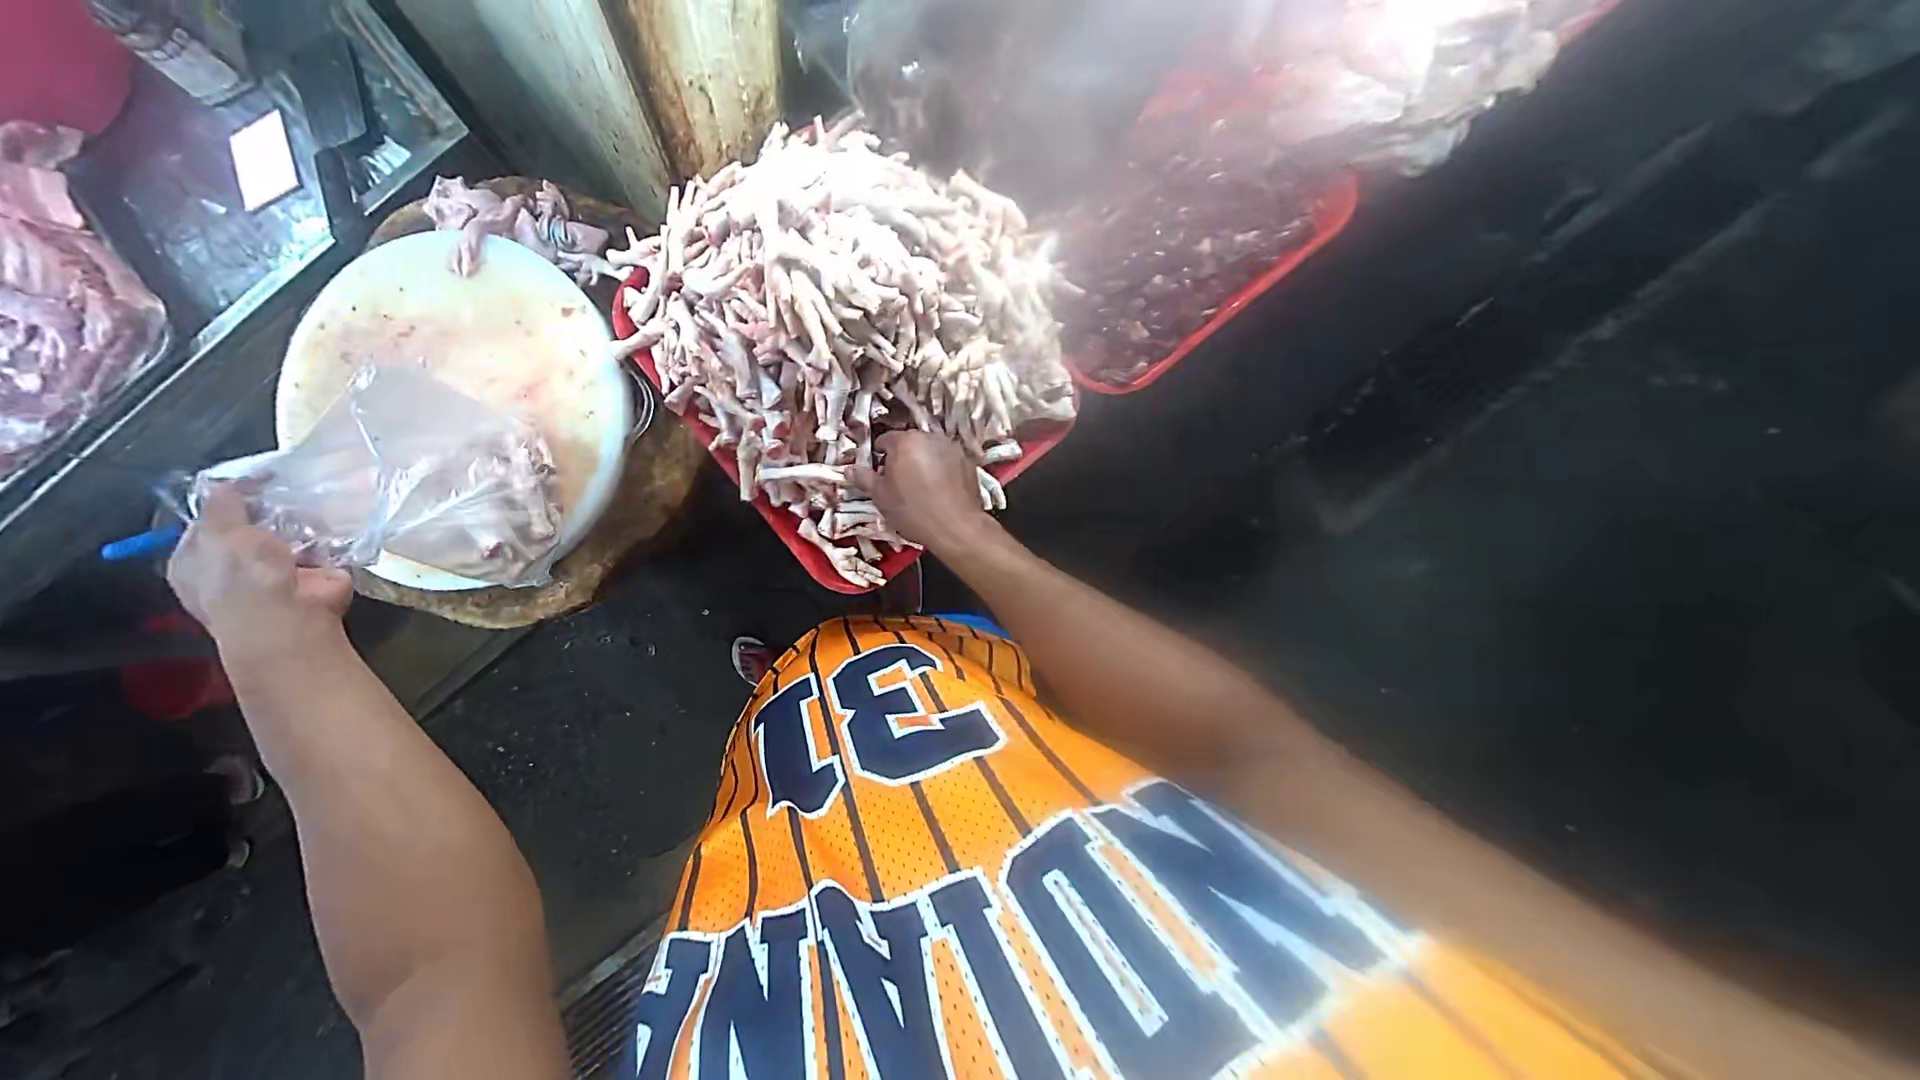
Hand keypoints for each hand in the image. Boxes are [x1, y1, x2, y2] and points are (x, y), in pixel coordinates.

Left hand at [168, 485, 352, 658]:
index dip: (230, 501)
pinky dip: (332, 538)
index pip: (211, 523)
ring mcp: (280, 573)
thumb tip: (227, 482)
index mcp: (198, 561)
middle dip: (272, 512)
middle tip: (288, 494)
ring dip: (304, 524)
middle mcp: (237, 568)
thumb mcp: (220, 532)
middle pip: (256, 529)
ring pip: (293, 537)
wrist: (288, 615)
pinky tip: (335, 525)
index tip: (254, 483)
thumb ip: (223, 505)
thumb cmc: (239, 575)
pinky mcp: (320, 575)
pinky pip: (326, 548)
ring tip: (314, 507)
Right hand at [852, 430, 994, 552]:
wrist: (955, 526)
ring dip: (924, 463)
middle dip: (904, 458)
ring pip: (931, 451)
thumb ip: (864, 479)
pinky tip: (940, 490)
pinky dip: (943, 470)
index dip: (880, 456)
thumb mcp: (881, 497)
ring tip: (922, 488)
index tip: (881, 474)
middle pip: (910, 443)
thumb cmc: (913, 511)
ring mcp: (952, 448)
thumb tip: (851, 470)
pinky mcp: (968, 461)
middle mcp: (930, 437)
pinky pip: (948, 461)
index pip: (886, 440)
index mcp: (905, 441)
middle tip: (900, 483)